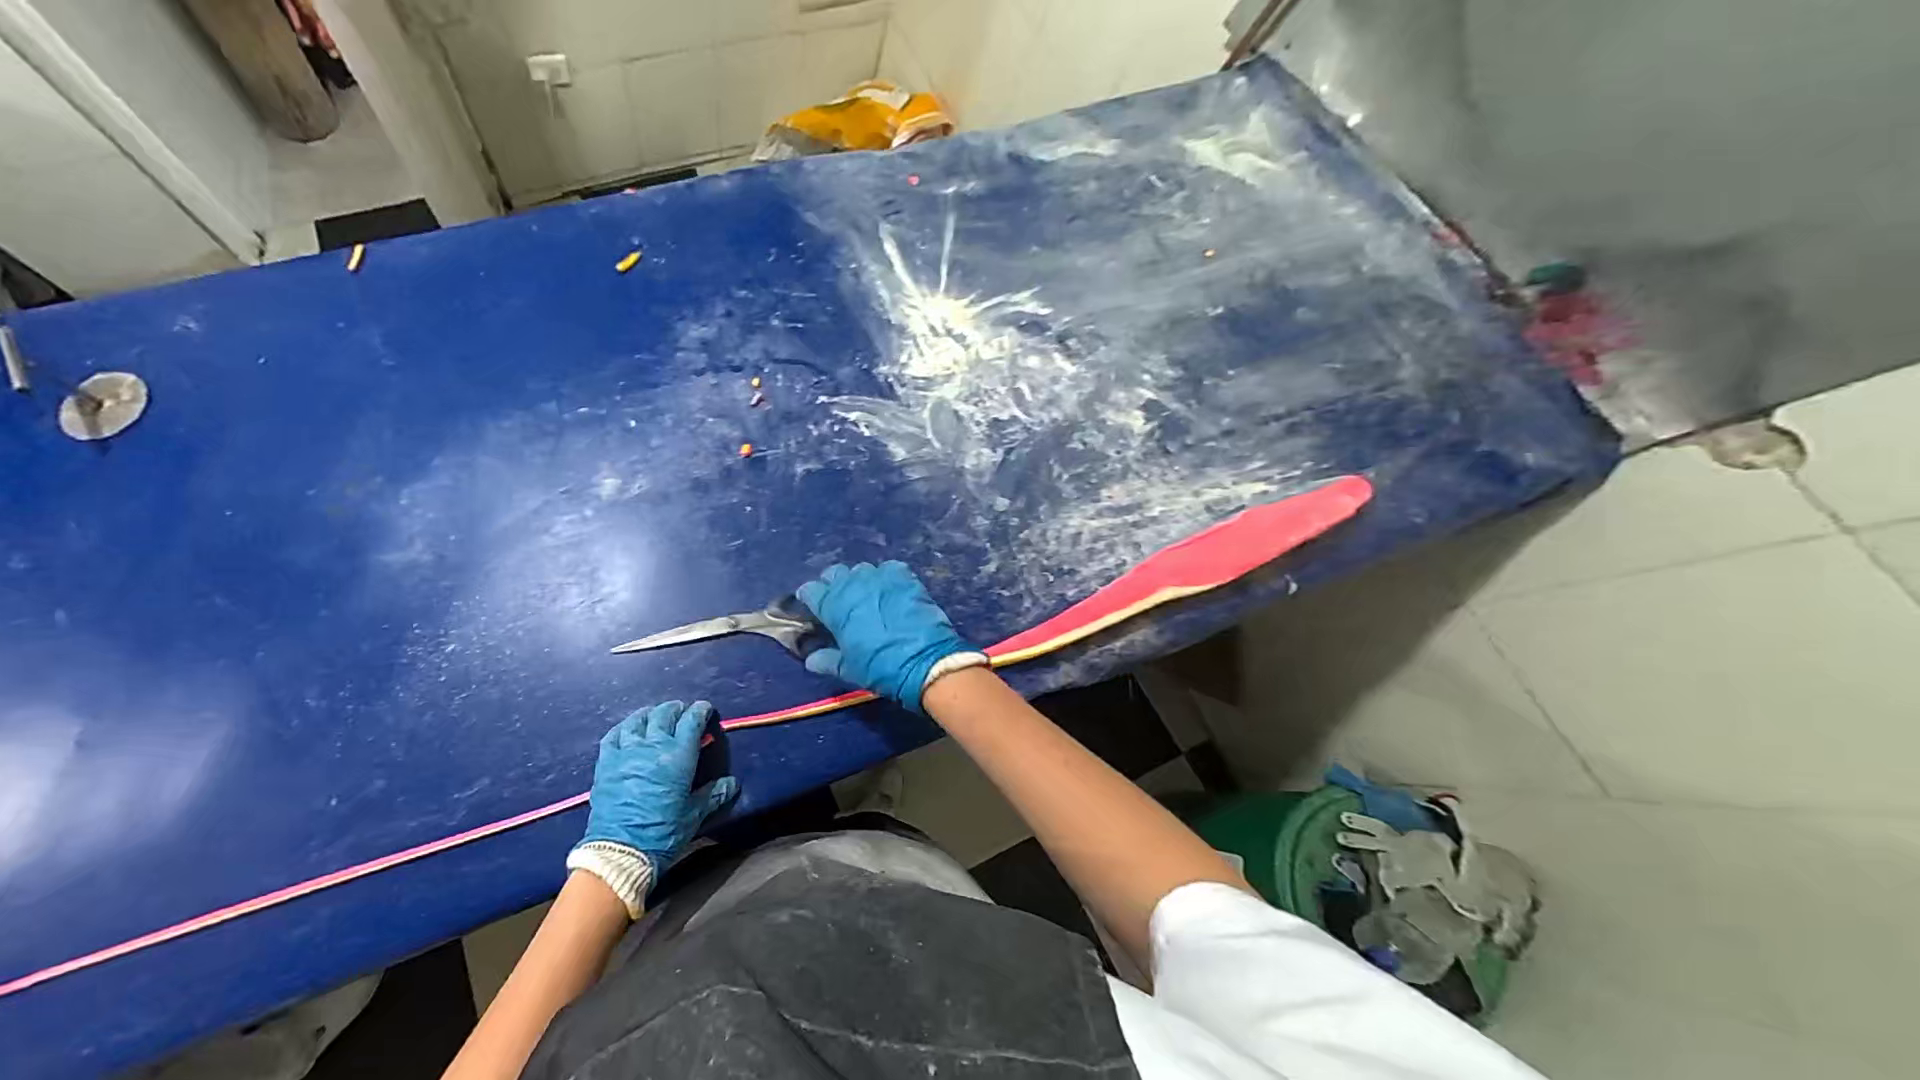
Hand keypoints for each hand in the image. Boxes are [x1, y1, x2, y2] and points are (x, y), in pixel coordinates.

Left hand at [567, 701, 737, 914]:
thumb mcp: (695, 814)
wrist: (620, 852)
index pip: (692, 720)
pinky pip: (614, 735)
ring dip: (651, 714)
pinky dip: (625, 727)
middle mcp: (652, 746)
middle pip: (665, 714)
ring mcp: (626, 753)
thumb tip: (732, 784)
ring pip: (638, 720)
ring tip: (656, 715)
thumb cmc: (663, 832)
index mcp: (678, 755)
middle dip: (677, 709)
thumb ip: (714, 794)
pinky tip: (629, 729)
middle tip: (683, 711)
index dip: (701, 711)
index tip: (706, 710)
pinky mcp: (606, 764)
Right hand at [796, 561, 986, 712]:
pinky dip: (885, 577)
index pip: (811, 590)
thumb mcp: (850, 669)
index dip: (809, 598)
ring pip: (861, 570)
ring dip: (859, 580)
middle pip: (835, 574)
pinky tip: (889, 591)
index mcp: (835, 606)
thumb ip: (828, 660)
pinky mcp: (906, 578)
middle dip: (833, 585)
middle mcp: (854, 585)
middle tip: (839, 603)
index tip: (812, 607)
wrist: (927, 662)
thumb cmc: (882, 667)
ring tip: (865, 597)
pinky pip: (889, 569)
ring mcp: (881, 578)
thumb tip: (811, 659)